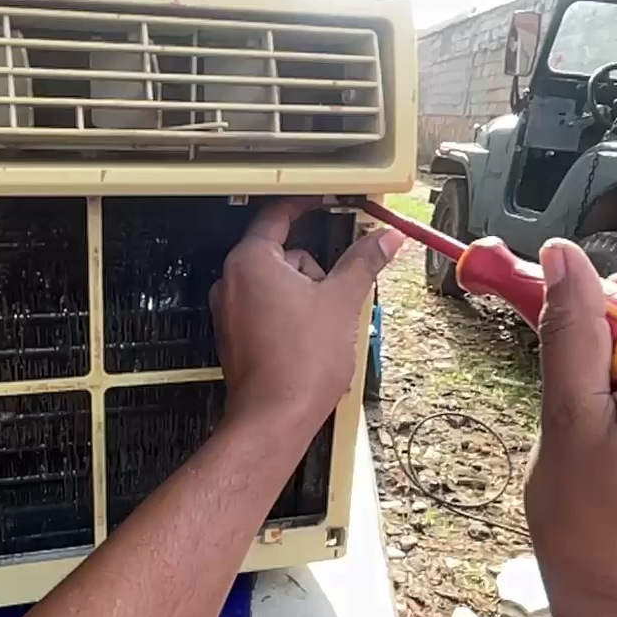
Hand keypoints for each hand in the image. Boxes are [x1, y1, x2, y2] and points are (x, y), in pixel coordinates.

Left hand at [211, 200, 402, 434]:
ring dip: (307, 294)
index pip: (277, 214)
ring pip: (279, 284)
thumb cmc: (299, 364)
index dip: (308, 203)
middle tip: (339, 291)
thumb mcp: (342, 302)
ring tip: (325, 325)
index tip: (327, 198)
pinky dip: (292, 315)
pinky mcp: (236, 336)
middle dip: (316, 268)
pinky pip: (269, 309)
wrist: (275, 417)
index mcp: (251, 262)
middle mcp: (232, 282)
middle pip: (284, 253)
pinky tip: (311, 339)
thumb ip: (364, 262)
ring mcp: (231, 311)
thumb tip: (385, 240)